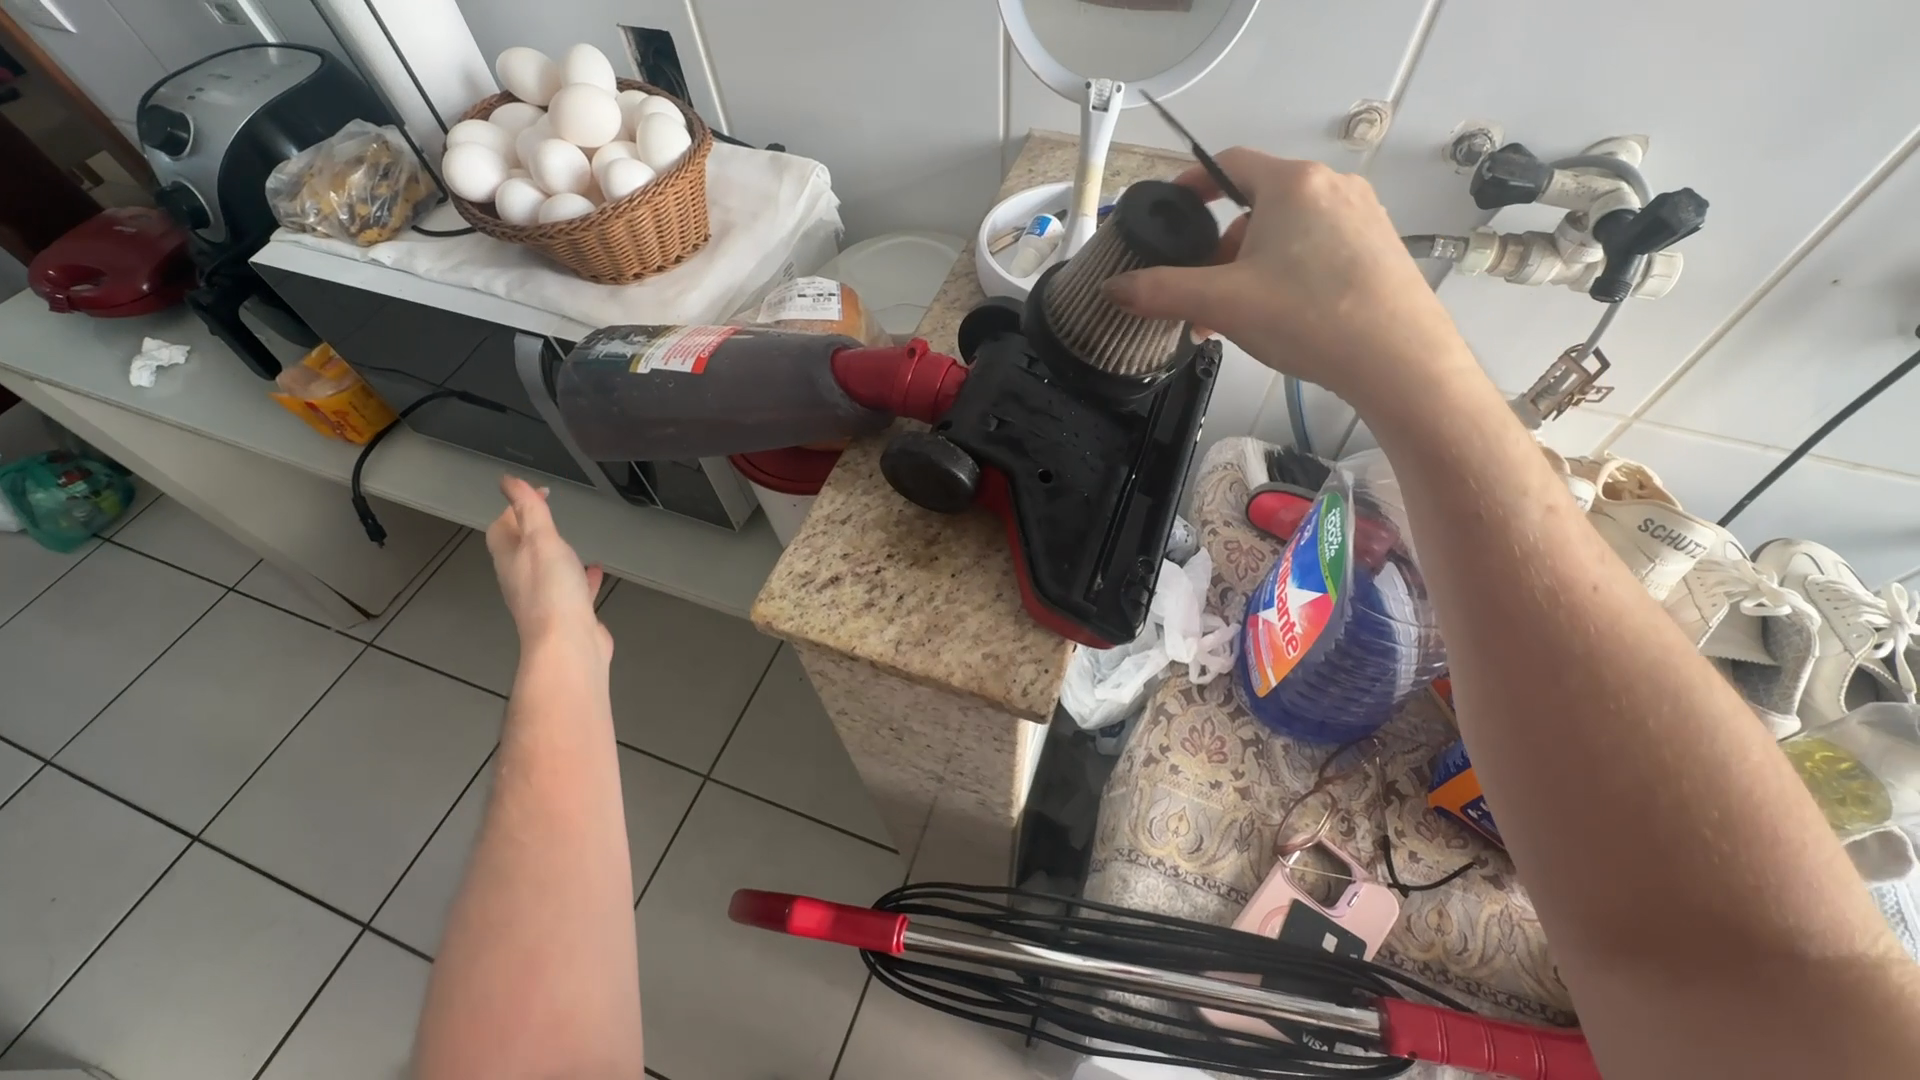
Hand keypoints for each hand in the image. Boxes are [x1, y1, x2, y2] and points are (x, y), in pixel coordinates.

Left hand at [485, 475, 611, 661]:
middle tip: (549, 514)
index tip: (537, 492)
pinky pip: (572, 589)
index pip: (502, 527)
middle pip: (521, 549)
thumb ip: (529, 509)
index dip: (514, 507)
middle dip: (532, 531)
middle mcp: (522, 579)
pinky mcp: (568, 614)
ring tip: (571, 542)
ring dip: (557, 554)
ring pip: (547, 569)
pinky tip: (595, 571)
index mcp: (511, 559)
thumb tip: (508, 480)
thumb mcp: (541, 540)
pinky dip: (581, 577)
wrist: (569, 645)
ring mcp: (545, 599)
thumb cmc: (552, 590)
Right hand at [1104, 149, 1469, 408]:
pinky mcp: (1378, 250)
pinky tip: (1279, 318)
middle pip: (1255, 207)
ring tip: (1236, 318)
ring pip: (1285, 234)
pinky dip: (1285, 276)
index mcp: (1291, 184)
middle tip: (1201, 294)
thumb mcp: (1222, 304)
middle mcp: (1331, 188)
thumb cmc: (1307, 316)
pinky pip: (1315, 251)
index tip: (1172, 209)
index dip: (1193, 184)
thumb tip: (1113, 289)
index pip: (1229, 164)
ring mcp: (1361, 217)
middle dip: (1219, 250)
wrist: (1398, 359)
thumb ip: (1161, 292)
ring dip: (1249, 269)